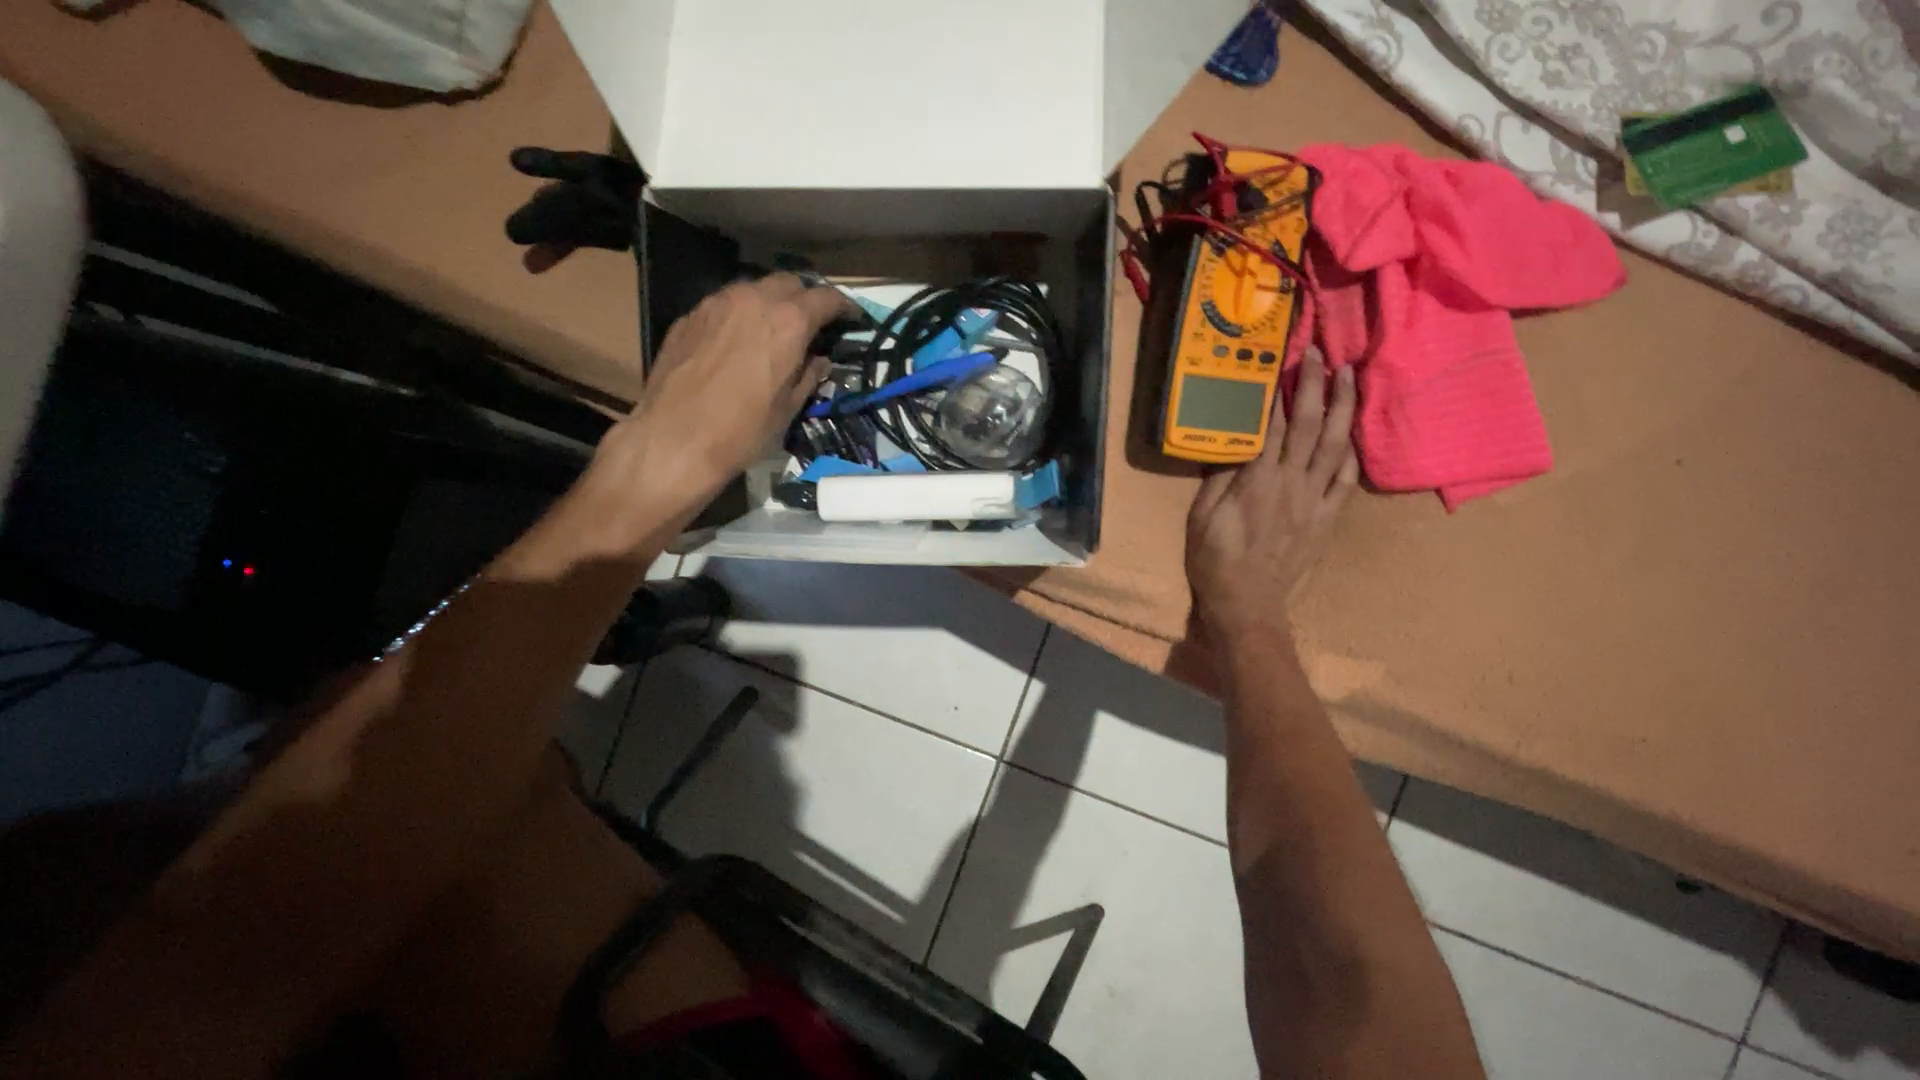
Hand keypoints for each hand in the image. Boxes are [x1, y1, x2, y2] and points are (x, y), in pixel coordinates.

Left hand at [595, 273, 853, 505]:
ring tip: (772, 330)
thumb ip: (809, 376)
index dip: (843, 307)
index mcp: (788, 322)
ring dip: (770, 303)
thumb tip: (819, 361)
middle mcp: (753, 300)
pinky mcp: (689, 317)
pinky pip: (724, 305)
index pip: (826, 298)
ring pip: (753, 289)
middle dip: (804, 299)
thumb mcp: (787, 409)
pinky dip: (739, 315)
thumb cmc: (741, 431)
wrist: (673, 441)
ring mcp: (716, 304)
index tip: (851, 318)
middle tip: (810, 324)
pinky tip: (737, 342)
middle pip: (789, 283)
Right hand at [1186, 349, 1360, 644]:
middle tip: (1322, 354)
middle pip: (1311, 425)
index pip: (1275, 424)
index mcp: (1259, 481)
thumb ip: (1221, 476)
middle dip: (1318, 385)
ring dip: (1344, 408)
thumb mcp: (1201, 516)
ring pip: (1336, 445)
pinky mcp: (1326, 519)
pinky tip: (1350, 434)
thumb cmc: (1215, 560)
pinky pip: (1346, 480)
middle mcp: (1293, 484)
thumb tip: (1236, 441)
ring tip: (1348, 378)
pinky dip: (1350, 453)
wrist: (1248, 605)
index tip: (1287, 361)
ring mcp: (1315, 501)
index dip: (1282, 390)